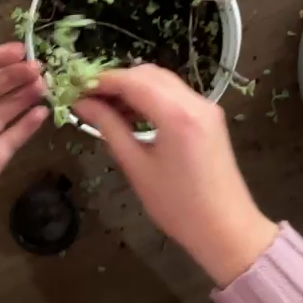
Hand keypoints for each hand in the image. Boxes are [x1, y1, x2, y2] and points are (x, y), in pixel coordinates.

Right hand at [73, 65, 277, 286]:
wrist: (226, 228)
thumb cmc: (178, 206)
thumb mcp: (136, 166)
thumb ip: (109, 128)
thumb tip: (83, 104)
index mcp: (176, 114)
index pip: (132, 81)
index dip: (100, 81)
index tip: (76, 88)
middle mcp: (194, 101)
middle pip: (148, 74)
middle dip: (116, 81)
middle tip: (88, 98)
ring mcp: (205, 106)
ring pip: (161, 81)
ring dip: (132, 87)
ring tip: (105, 108)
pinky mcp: (209, 116)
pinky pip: (174, 93)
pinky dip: (150, 96)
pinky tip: (131, 114)